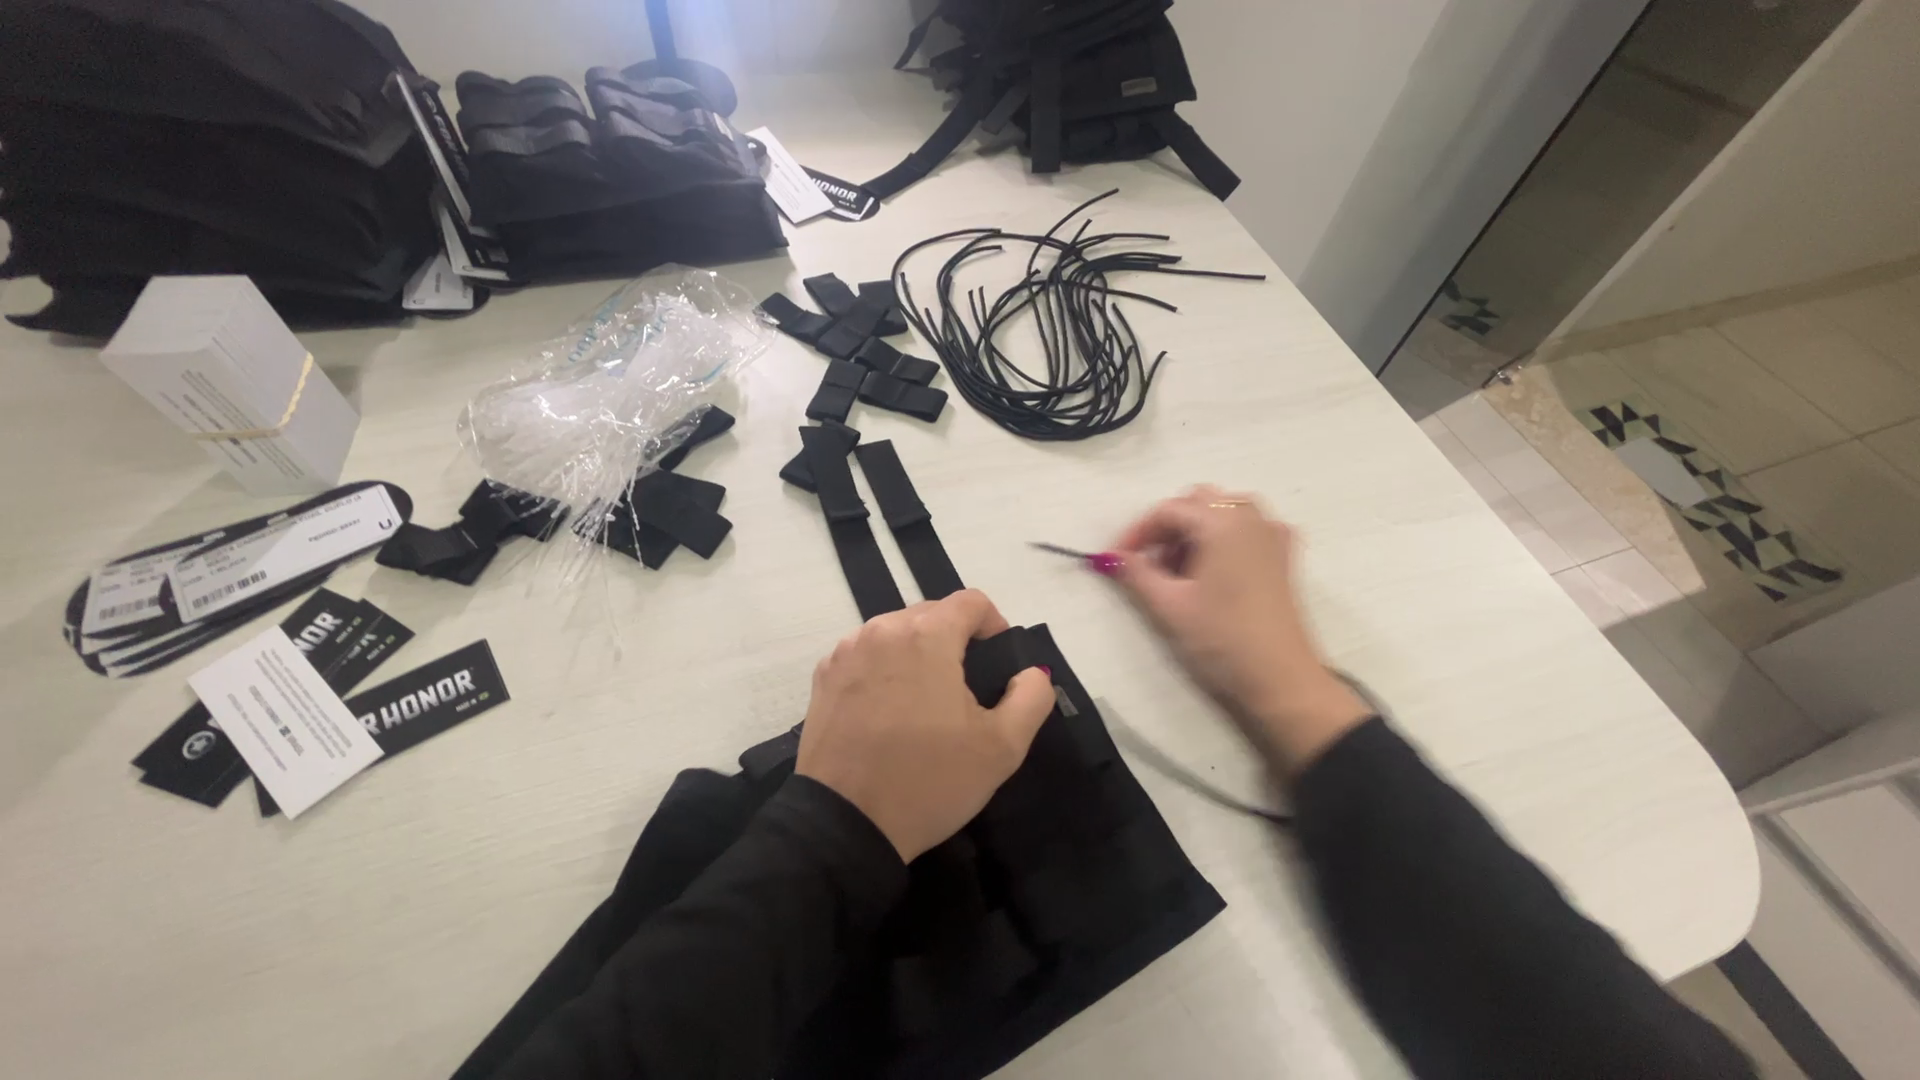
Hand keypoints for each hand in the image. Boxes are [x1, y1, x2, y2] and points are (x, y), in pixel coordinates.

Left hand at [795, 590, 1056, 861]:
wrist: (846, 825)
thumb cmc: (930, 781)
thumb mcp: (1003, 747)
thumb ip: (1031, 696)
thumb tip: (1031, 673)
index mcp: (927, 636)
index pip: (971, 602)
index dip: (994, 626)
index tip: (997, 664)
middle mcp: (882, 630)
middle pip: (931, 615)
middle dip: (955, 642)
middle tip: (965, 693)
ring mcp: (846, 652)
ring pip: (896, 635)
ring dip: (918, 655)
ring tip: (925, 704)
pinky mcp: (823, 677)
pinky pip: (865, 657)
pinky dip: (884, 671)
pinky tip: (888, 714)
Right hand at [1111, 486, 1370, 774]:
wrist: (1281, 680)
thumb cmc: (1222, 639)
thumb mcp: (1170, 606)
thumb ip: (1137, 573)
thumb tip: (1113, 557)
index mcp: (1224, 522)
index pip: (1169, 510)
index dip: (1137, 532)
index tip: (1117, 559)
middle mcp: (1252, 518)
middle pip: (1198, 502)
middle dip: (1167, 527)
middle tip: (1146, 564)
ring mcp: (1273, 535)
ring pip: (1223, 512)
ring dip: (1194, 531)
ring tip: (1177, 570)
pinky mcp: (1284, 557)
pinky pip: (1246, 528)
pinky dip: (1221, 538)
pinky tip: (1209, 572)